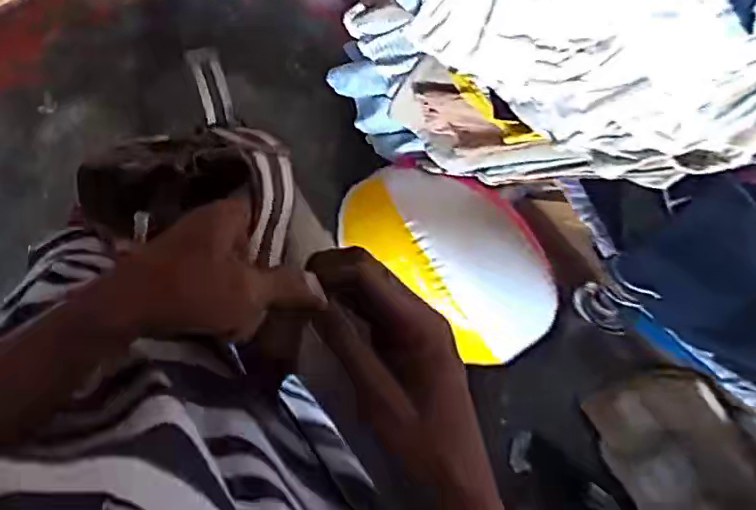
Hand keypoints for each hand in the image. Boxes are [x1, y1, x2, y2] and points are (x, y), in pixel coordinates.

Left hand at [102, 196, 324, 341]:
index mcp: (229, 213)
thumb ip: (286, 285)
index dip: (292, 235)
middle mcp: (211, 218)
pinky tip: (227, 322)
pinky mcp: (181, 260)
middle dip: (267, 274)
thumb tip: (320, 284)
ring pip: (236, 264)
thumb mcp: (248, 292)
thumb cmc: (193, 289)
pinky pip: (215, 275)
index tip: (308, 261)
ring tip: (249, 320)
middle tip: (279, 302)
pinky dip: (223, 296)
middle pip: (256, 242)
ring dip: (244, 293)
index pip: (272, 211)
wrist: (131, 303)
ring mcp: (193, 238)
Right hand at [306, 247, 501, 509]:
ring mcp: (414, 323)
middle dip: (328, 270)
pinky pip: (369, 301)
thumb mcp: (378, 397)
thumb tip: (308, 296)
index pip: (365, 271)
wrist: (459, 488)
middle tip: (295, 288)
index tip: (296, 285)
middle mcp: (420, 313)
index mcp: (421, 323)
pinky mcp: (405, 335)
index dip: (327, 270)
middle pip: (366, 267)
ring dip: (333, 282)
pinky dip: (342, 299)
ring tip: (303, 298)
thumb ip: (344, 343)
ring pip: (365, 280)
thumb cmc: (423, 446)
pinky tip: (321, 312)